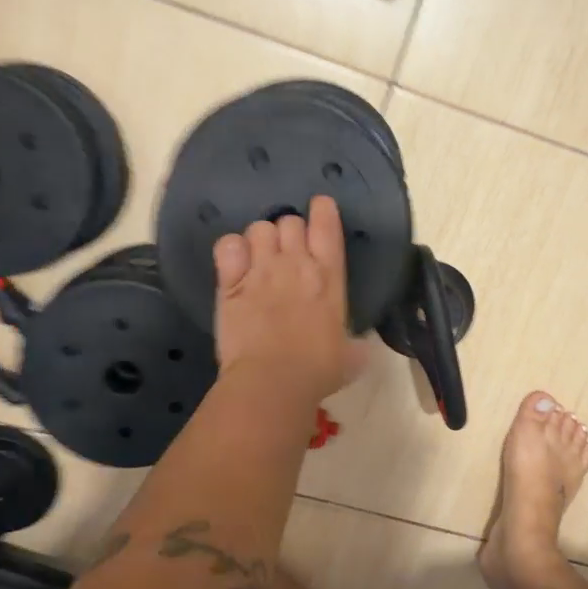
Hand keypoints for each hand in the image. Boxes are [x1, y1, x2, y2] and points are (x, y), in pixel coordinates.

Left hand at [213, 196, 360, 403]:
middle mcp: (295, 264)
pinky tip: (234, 263)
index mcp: (329, 276)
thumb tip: (359, 347)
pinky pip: (228, 245)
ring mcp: (260, 270)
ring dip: (261, 239)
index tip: (320, 208)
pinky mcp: (230, 283)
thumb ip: (355, 344)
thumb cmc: (317, 370)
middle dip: (289, 231)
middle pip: (289, 221)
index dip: (322, 211)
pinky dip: (232, 249)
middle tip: (287, 252)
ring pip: (259, 228)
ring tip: (260, 257)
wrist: (272, 380)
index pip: (326, 225)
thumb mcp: (351, 357)